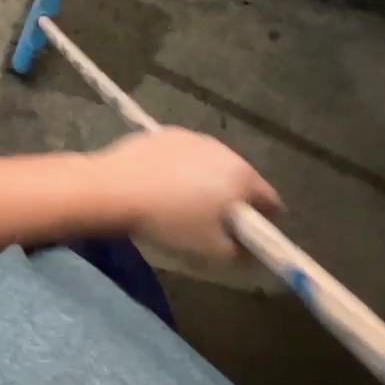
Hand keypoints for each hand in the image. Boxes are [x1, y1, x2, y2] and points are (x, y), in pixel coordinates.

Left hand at [90, 128, 281, 259]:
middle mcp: (220, 148)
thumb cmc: (170, 220)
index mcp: (241, 174)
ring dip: (207, 178)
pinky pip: (182, 153)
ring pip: (210, 162)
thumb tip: (247, 249)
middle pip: (239, 176)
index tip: (255, 233)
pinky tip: (164, 182)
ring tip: (188, 200)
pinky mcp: (162, 132)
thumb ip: (240, 251)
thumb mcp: (212, 248)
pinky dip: (181, 166)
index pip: (269, 199)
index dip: (266, 219)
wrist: (114, 187)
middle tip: (219, 219)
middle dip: (234, 196)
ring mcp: (189, 136)